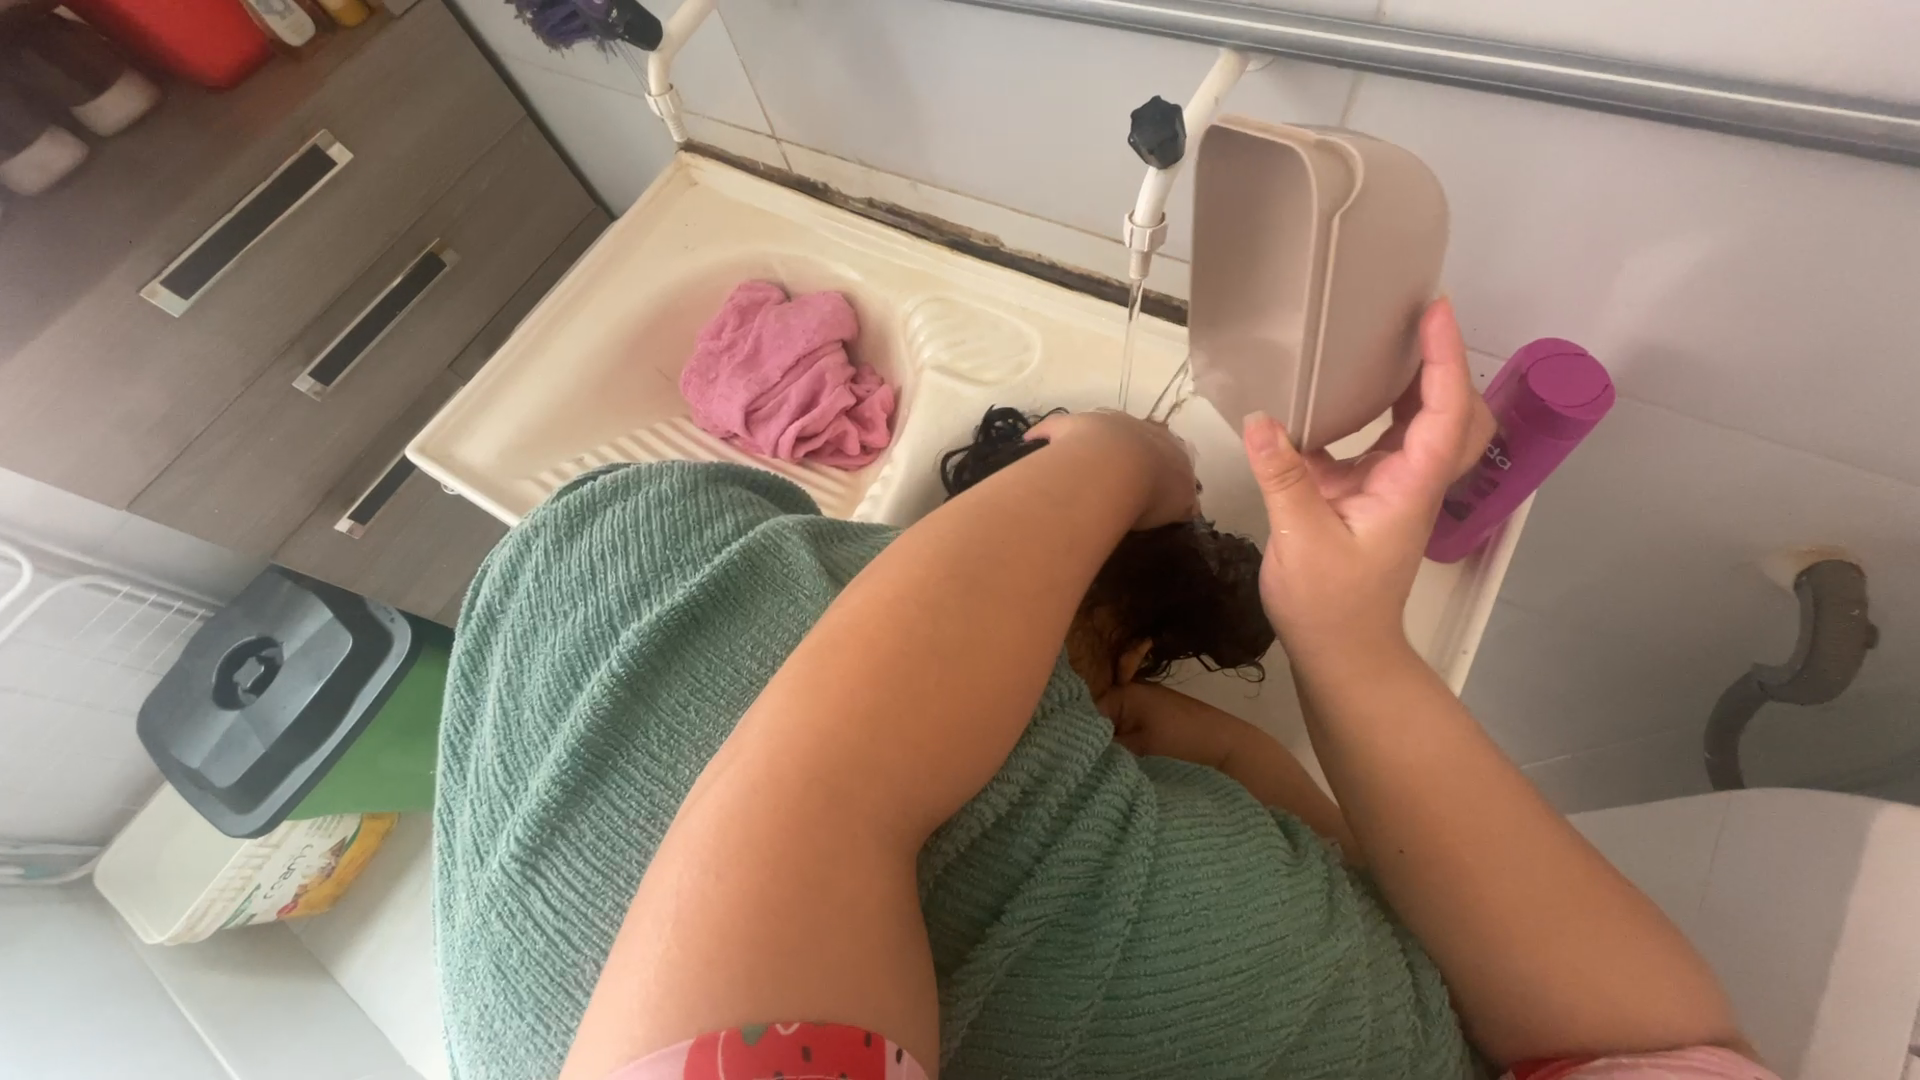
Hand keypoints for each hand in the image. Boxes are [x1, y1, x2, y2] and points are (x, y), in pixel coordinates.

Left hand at [1029, 409, 1198, 528]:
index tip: (1153, 484)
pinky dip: (1043, 433)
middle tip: (1117, 474)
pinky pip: (1054, 427)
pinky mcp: (1069, 425)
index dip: (1160, 468)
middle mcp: (1138, 427)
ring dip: (1092, 442)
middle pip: (1135, 438)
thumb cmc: (1153, 491)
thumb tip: (1187, 506)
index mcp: (1169, 446)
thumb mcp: (1180, 504)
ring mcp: (1103, 423)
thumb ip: (1183, 504)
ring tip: (1082, 461)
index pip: (1170, 452)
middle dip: (1128, 452)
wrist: (1116, 470)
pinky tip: (1031, 439)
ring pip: (1098, 429)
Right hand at [1098, 681, 1249, 766]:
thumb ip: (1112, 745)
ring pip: (1117, 720)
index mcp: (1124, 692)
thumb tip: (1088, 750)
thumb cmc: (1180, 738)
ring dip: (1115, 737)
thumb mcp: (1141, 745)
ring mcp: (1144, 699)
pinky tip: (1128, 753)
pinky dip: (1128, 735)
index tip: (1083, 752)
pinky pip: (1130, 721)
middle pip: (1102, 714)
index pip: (1091, 711)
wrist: (1223, 739)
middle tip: (1095, 758)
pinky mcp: (1154, 710)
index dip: (1086, 731)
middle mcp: (1131, 690)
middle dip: (1100, 734)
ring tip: (1111, 758)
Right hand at [1243, 299, 1494, 666]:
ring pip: (1417, 425)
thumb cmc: (1329, 602)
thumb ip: (1283, 475)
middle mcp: (1410, 479)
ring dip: (1408, 383)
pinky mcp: (1364, 497)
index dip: (1442, 358)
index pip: (1443, 411)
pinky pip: (1374, 443)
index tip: (1433, 309)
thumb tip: (1259, 418)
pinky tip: (1330, 397)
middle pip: (1451, 412)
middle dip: (1441, 363)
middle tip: (1413, 319)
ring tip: (1379, 342)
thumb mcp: (1300, 538)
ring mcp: (1389, 488)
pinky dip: (1365, 412)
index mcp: (1410, 486)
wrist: (1340, 648)